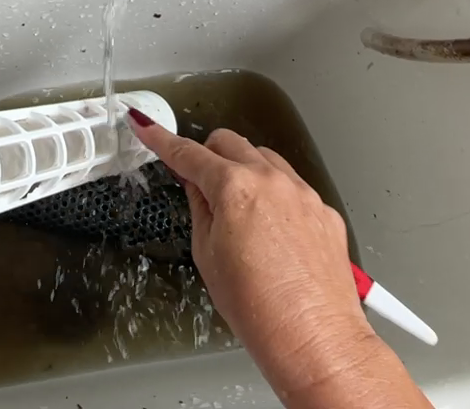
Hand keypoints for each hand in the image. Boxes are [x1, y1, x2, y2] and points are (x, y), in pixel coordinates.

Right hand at [129, 110, 429, 408]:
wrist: (315, 341)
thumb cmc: (258, 308)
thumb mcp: (206, 255)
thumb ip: (199, 207)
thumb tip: (195, 184)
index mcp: (234, 188)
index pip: (187, 153)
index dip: (160, 139)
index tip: (145, 127)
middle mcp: (270, 179)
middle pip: (228, 141)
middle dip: (209, 156)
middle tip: (202, 185)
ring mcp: (302, 192)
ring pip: (263, 157)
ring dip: (245, 171)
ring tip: (243, 215)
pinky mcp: (324, 210)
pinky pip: (292, 186)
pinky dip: (276, 196)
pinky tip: (274, 233)